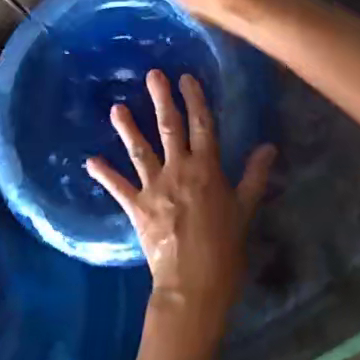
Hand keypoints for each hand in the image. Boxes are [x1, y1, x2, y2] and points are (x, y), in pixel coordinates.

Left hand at [86, 70, 277, 340]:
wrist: (194, 285)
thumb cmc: (225, 248)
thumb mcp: (245, 210)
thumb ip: (254, 176)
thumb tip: (269, 146)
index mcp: (207, 169)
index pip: (202, 125)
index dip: (195, 99)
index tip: (186, 77)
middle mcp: (178, 170)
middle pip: (169, 128)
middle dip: (161, 100)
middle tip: (152, 75)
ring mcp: (154, 188)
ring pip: (140, 151)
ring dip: (128, 128)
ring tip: (115, 108)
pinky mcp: (137, 208)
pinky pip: (118, 187)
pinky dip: (104, 174)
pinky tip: (90, 160)